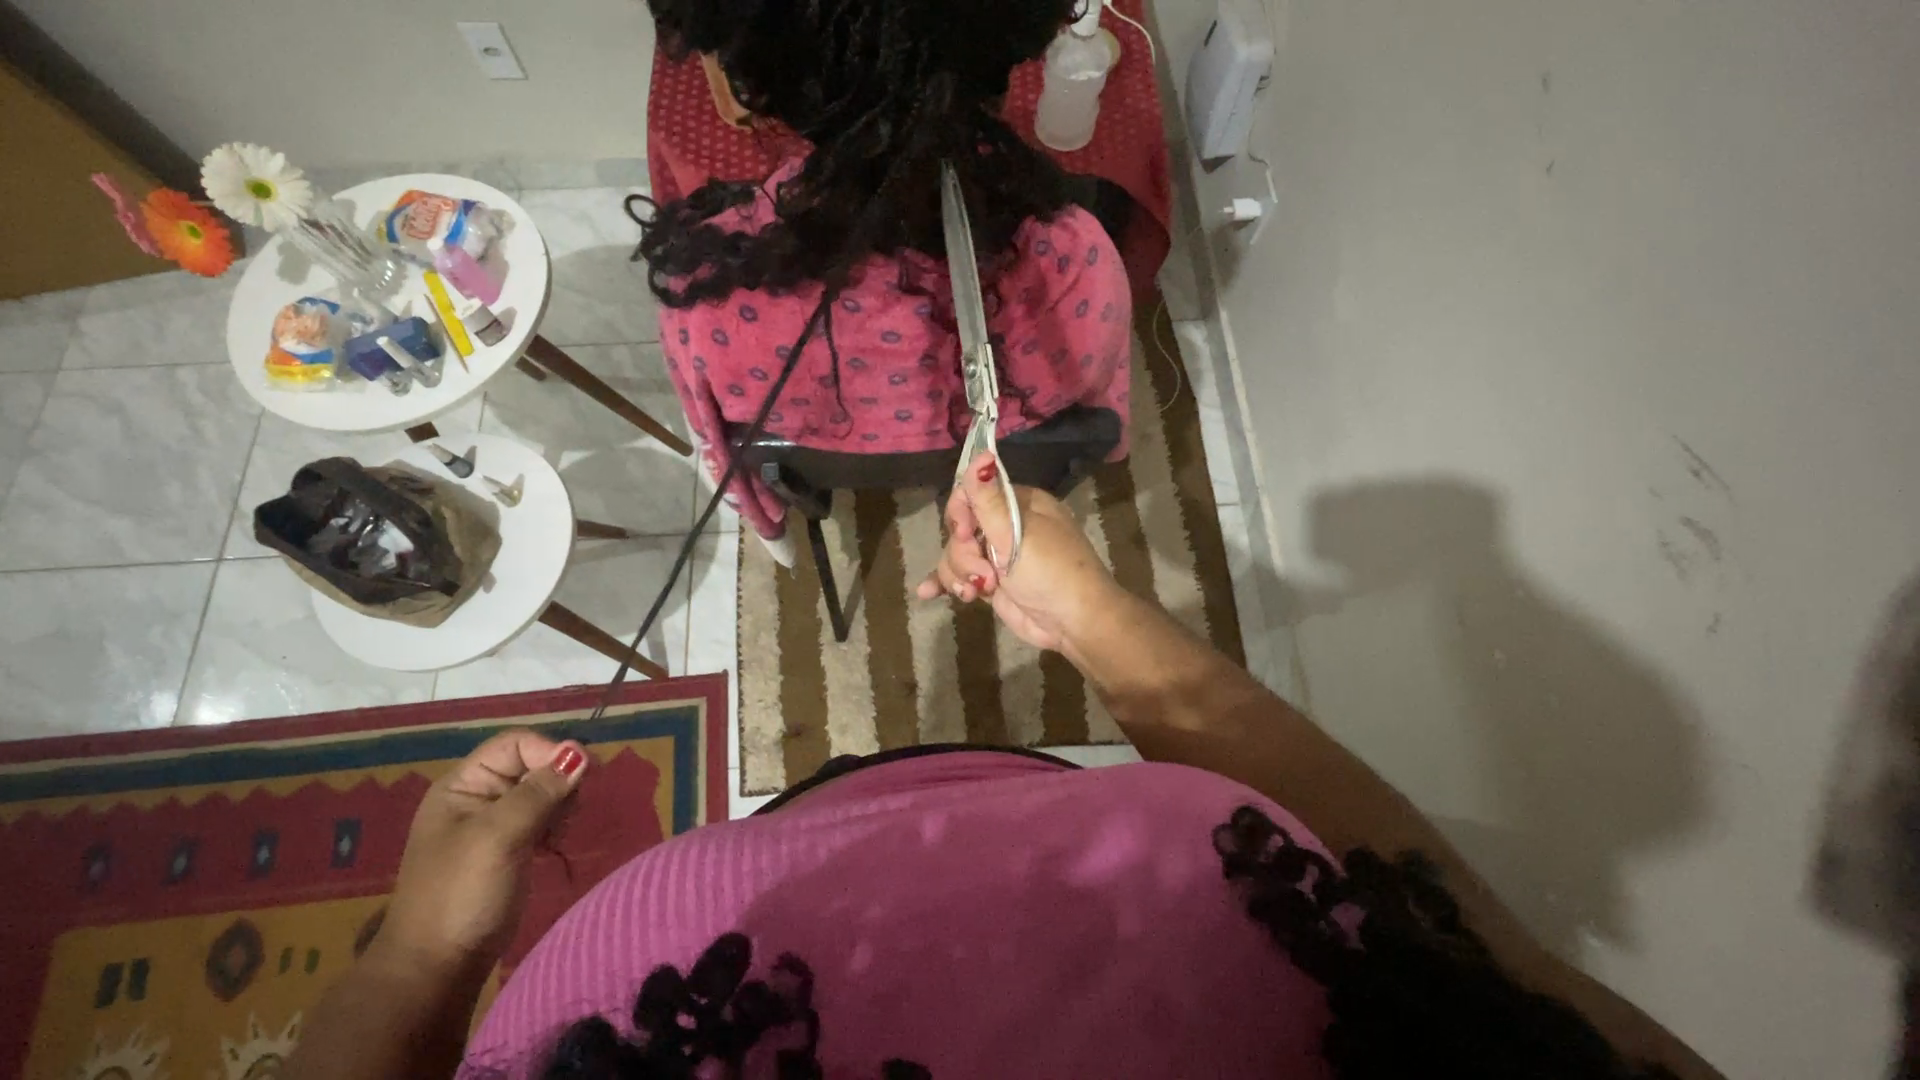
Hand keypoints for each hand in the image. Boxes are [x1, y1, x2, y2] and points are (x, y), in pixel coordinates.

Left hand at [377, 731, 587, 974]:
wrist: (438, 967)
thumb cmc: (460, 894)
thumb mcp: (498, 837)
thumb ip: (538, 792)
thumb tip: (580, 752)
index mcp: (462, 785)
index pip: (516, 744)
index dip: (549, 753)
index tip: (578, 779)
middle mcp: (479, 796)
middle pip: (534, 763)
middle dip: (558, 780)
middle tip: (565, 814)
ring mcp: (495, 823)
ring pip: (544, 789)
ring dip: (561, 804)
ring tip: (557, 833)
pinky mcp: (512, 846)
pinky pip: (545, 816)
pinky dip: (557, 822)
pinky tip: (555, 843)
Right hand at [916, 454, 1123, 650]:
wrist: (1073, 624)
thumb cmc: (1051, 572)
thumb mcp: (1017, 534)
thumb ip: (989, 499)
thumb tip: (981, 453)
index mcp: (1020, 504)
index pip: (972, 495)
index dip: (960, 515)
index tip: (965, 534)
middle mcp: (1007, 526)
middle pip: (960, 529)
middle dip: (964, 554)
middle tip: (985, 574)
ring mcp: (998, 557)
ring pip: (956, 555)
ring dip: (959, 573)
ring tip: (978, 591)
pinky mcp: (991, 583)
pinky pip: (960, 577)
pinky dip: (947, 583)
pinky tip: (927, 592)